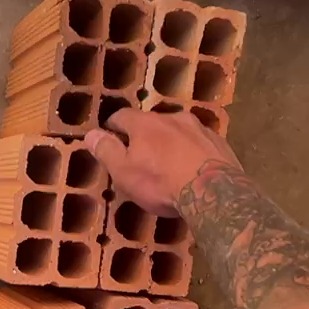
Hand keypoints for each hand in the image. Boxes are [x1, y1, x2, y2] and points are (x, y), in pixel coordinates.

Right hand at [83, 110, 240, 216]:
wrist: (214, 193)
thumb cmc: (161, 183)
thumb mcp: (124, 172)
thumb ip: (106, 151)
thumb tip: (90, 134)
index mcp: (145, 124)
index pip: (121, 116)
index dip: (112, 126)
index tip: (109, 136)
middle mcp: (172, 118)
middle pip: (151, 122)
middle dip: (143, 135)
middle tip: (139, 155)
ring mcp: (199, 128)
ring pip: (177, 130)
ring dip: (169, 141)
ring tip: (167, 163)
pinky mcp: (219, 142)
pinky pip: (198, 142)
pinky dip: (191, 151)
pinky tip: (191, 168)